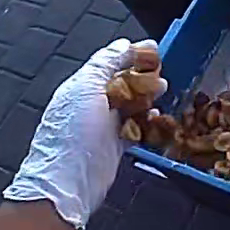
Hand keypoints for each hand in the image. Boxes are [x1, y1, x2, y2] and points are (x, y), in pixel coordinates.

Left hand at [2, 37, 158, 228]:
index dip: (132, 55)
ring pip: (133, 102)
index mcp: (82, 86)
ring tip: (162, 92)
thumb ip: (105, 63)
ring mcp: (104, 125)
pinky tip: (156, 116)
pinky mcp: (116, 144)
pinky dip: (148, 119)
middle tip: (160, 74)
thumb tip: (124, 44)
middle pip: (124, 81)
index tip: (154, 51)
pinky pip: (137, 125)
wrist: (67, 185)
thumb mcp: (85, 89)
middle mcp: (92, 103)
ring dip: (148, 96)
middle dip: (144, 75)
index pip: (111, 62)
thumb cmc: (71, 136)